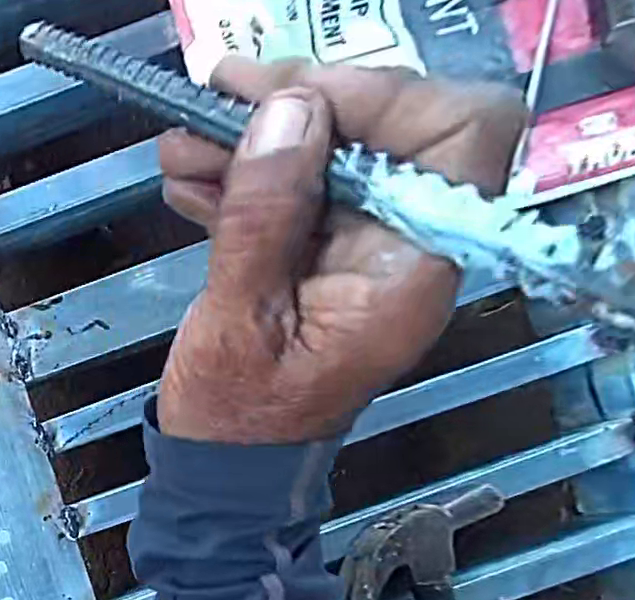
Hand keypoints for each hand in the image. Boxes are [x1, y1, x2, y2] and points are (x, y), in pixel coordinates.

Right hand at [157, 60, 526, 443]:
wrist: (219, 467)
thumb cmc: (233, 416)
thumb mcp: (236, 323)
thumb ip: (263, 220)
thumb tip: (285, 109)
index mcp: (409, 272)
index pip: (455, 137)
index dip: (379, 98)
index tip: (283, 97)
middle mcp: (399, 250)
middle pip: (381, 138)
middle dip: (294, 110)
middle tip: (214, 96)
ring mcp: (354, 255)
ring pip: (324, 164)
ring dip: (251, 145)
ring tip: (179, 142)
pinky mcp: (312, 262)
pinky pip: (290, 202)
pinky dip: (240, 183)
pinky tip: (189, 177)